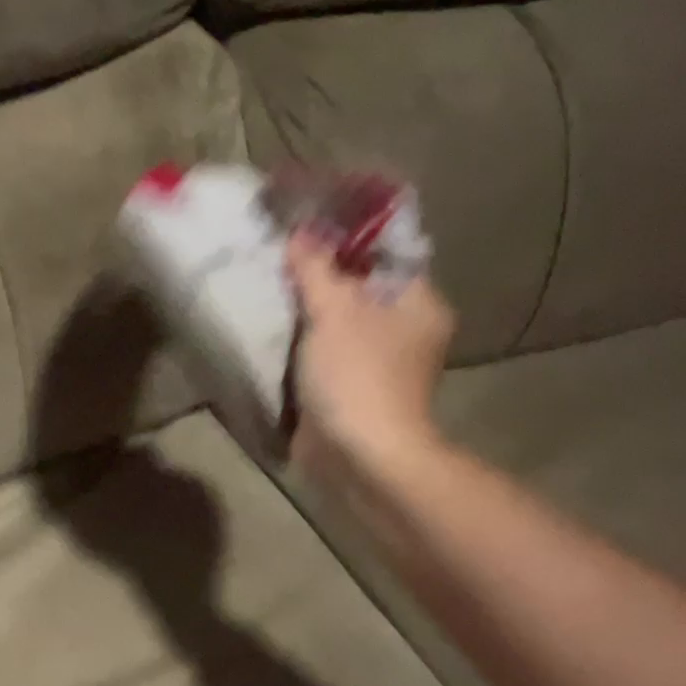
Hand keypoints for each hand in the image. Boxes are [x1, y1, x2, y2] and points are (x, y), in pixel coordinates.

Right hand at [287, 233, 455, 482]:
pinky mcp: (350, 390)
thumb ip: (315, 270)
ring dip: (306, 313)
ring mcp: (378, 363)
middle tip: (276, 261)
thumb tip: (300, 233)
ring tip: (266, 293)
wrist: (359, 454)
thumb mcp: (334, 312)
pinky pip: (322, 354)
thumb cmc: (357, 375)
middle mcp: (406, 330)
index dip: (348, 239)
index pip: (386, 256)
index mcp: (420, 304)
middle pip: (359, 289)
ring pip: (338, 323)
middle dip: (319, 278)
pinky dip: (300, 345)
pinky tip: (271, 335)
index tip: (305, 230)